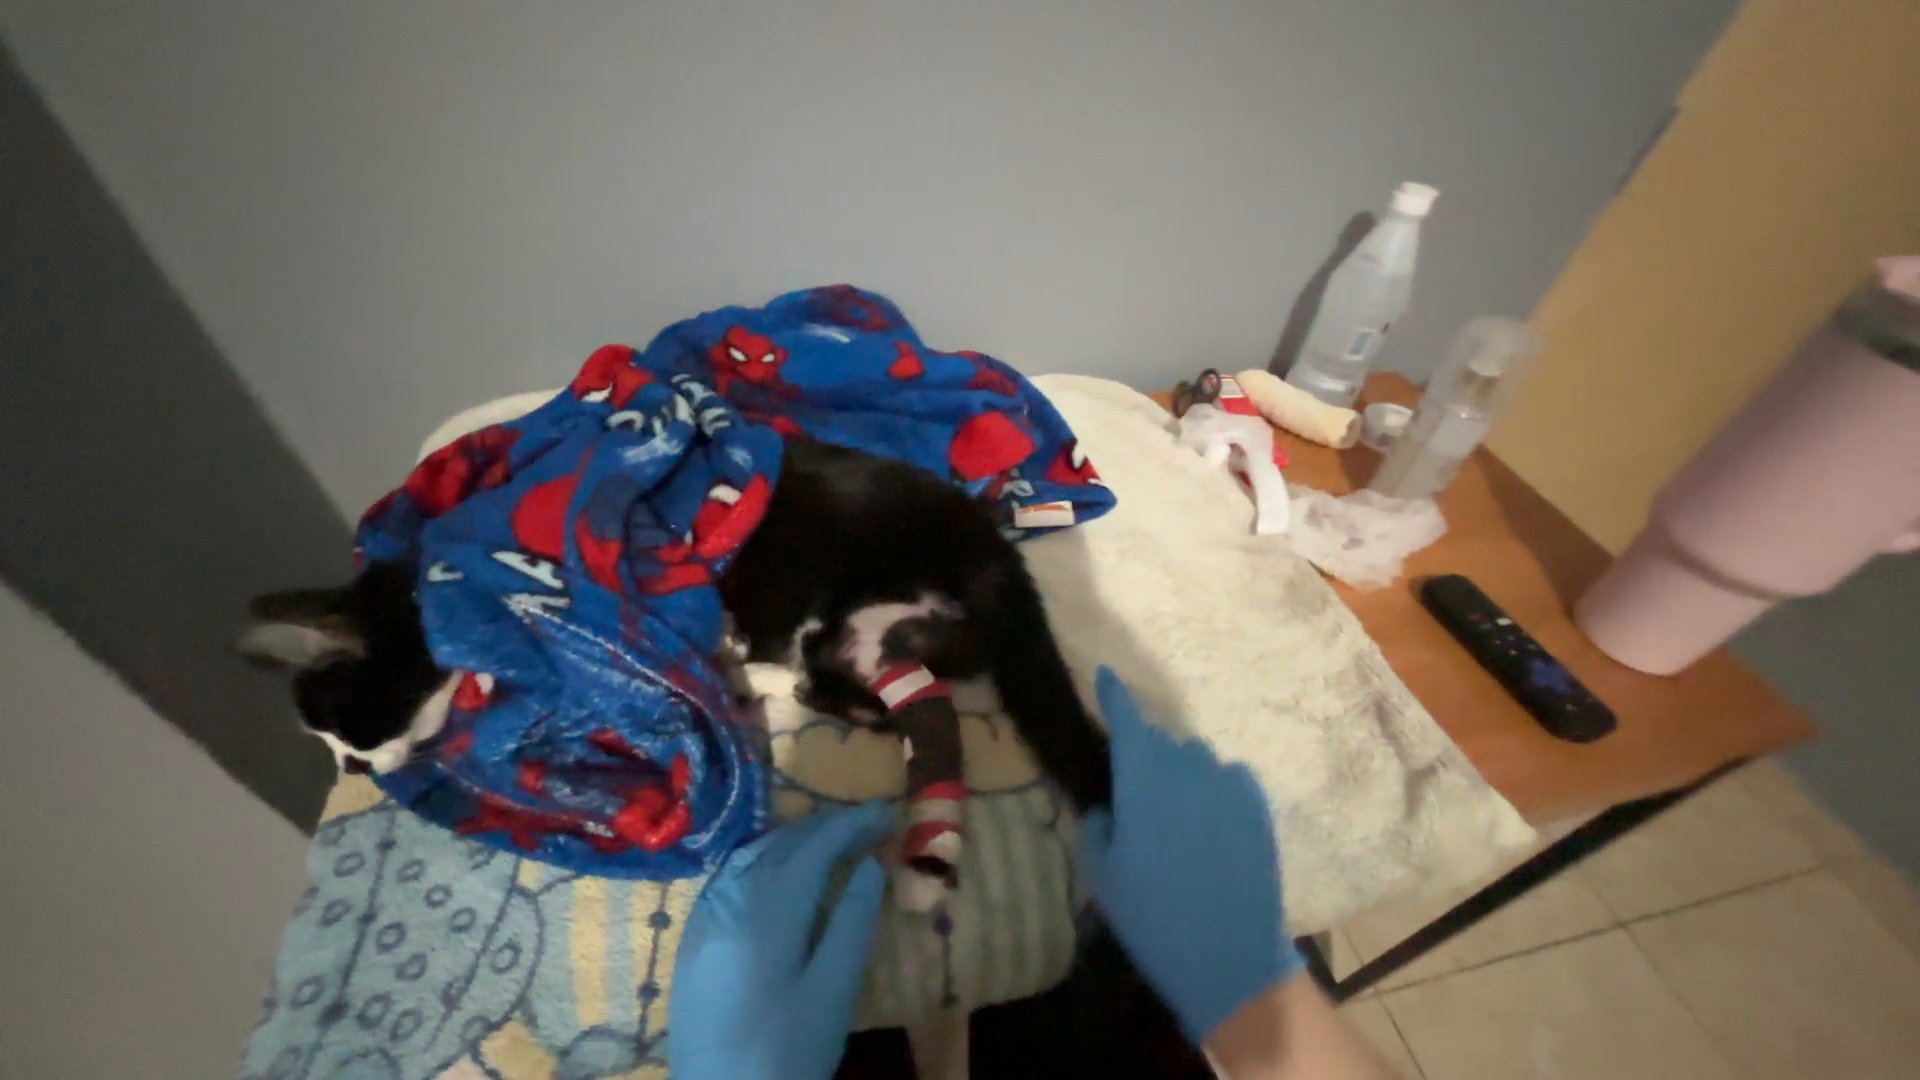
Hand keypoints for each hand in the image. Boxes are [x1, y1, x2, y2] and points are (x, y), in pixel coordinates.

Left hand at [669, 801, 891, 1079]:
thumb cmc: (786, 1055)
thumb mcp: (833, 992)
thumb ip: (853, 922)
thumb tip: (871, 865)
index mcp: (766, 913)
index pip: (814, 847)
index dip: (852, 824)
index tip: (887, 812)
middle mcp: (729, 901)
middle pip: (783, 843)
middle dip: (828, 827)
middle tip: (870, 824)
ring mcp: (704, 918)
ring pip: (753, 854)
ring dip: (796, 838)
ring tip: (834, 839)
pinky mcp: (693, 939)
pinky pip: (731, 875)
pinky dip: (765, 857)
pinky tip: (783, 867)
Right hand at [1078, 667, 1303, 1040]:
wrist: (1230, 958)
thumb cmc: (1152, 914)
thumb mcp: (1102, 873)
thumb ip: (1095, 825)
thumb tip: (1105, 806)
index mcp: (1143, 778)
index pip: (1126, 719)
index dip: (1114, 695)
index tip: (1106, 676)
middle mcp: (1186, 767)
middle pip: (1160, 742)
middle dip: (1145, 754)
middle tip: (1135, 790)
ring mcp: (1227, 785)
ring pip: (1195, 760)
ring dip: (1179, 773)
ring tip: (1175, 814)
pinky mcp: (1257, 807)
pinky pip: (1229, 778)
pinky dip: (1214, 787)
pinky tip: (1210, 820)